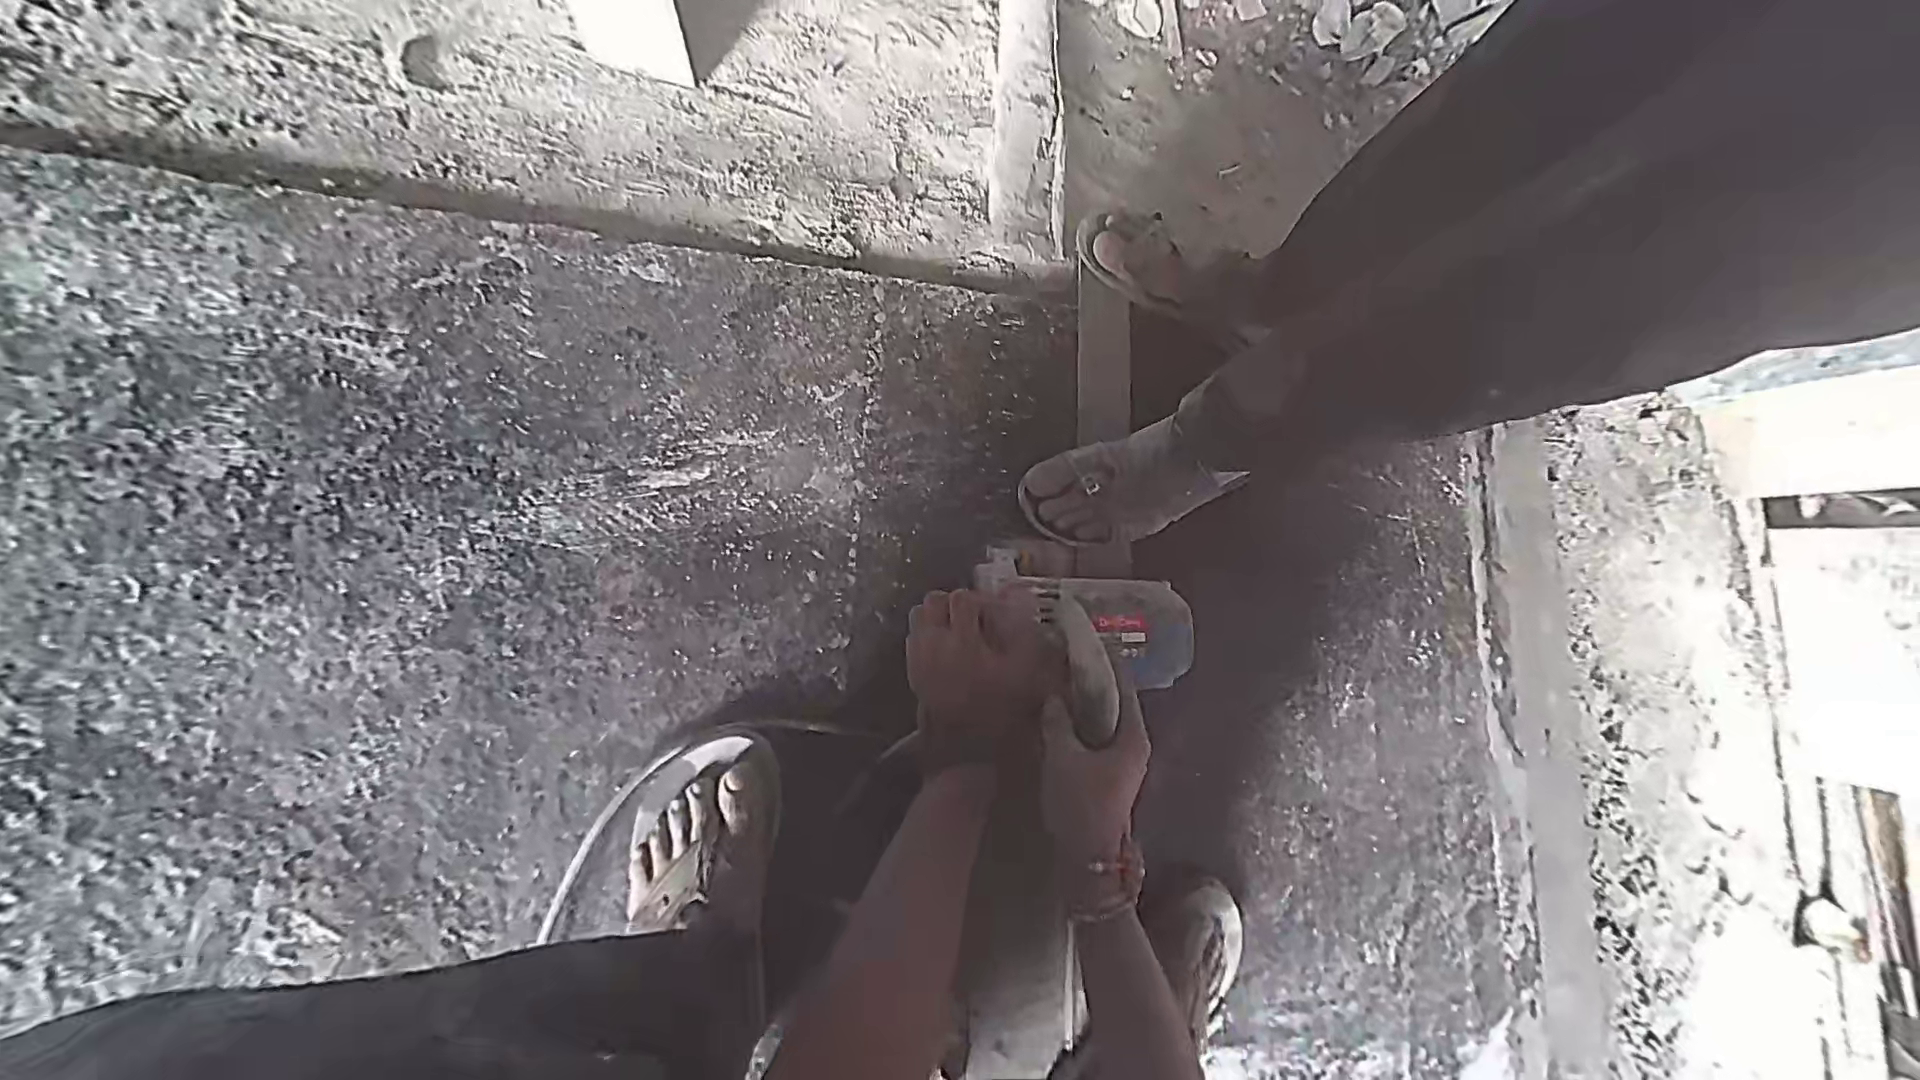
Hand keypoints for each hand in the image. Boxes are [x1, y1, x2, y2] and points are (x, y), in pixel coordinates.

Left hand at [907, 587, 1058, 767]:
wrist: (967, 767)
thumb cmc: (1005, 726)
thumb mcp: (1031, 680)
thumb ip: (1029, 639)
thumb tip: (1023, 605)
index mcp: (964, 642)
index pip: (964, 598)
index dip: (984, 601)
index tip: (1000, 615)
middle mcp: (935, 646)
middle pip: (934, 602)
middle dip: (956, 604)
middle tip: (978, 620)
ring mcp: (919, 662)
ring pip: (920, 620)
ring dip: (939, 619)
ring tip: (962, 635)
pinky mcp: (913, 679)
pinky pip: (915, 643)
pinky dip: (930, 639)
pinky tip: (951, 657)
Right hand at [1039, 664, 1148, 864]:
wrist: (1090, 861)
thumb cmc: (1081, 805)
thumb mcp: (1063, 757)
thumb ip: (1058, 721)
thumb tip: (1054, 696)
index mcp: (1133, 735)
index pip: (1123, 685)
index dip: (1106, 660)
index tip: (1087, 637)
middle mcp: (1135, 743)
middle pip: (1116, 699)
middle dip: (1093, 677)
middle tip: (1067, 655)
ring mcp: (1124, 760)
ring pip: (1105, 717)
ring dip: (1086, 699)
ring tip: (1060, 678)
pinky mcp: (1110, 772)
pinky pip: (1097, 733)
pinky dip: (1082, 718)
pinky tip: (1060, 713)